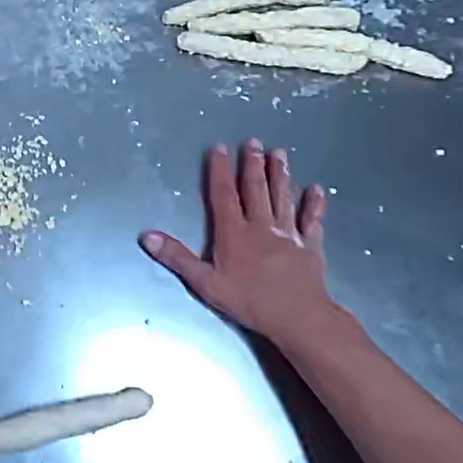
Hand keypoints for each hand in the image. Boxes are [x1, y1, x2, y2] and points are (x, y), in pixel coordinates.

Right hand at [140, 140, 345, 351]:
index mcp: (233, 232)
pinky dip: (314, 205)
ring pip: (282, 198)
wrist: (301, 321)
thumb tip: (146, 235)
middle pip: (255, 189)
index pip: (223, 194)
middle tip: (253, 141)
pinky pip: (311, 222)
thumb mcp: (205, 283)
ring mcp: (288, 235)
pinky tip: (316, 190)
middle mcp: (260, 226)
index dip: (219, 170)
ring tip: (280, 153)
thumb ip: (176, 257)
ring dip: (280, 175)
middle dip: (252, 164)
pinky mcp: (310, 248)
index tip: (219, 148)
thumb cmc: (250, 301)